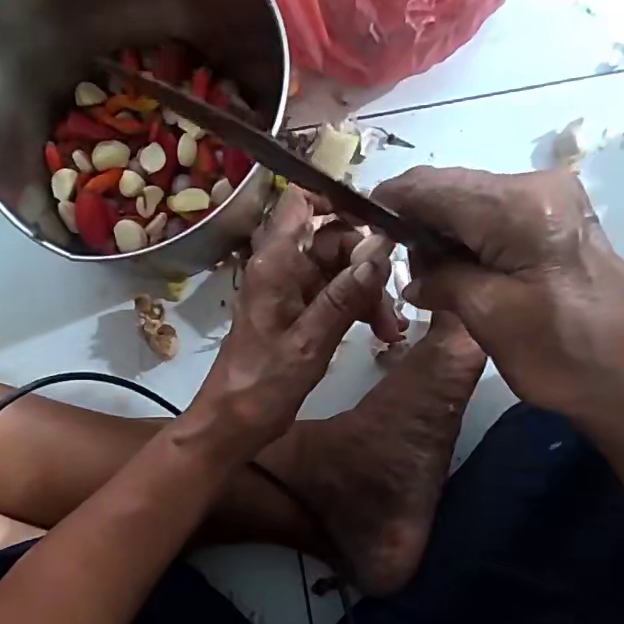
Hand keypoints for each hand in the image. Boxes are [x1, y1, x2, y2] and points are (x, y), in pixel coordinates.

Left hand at [191, 188, 393, 450]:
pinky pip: (331, 292)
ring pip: (335, 268)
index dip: (338, 200)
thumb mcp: (310, 341)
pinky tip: (378, 332)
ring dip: (365, 291)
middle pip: (329, 238)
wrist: (231, 423)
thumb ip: (345, 294)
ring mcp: (286, 288)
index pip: (301, 202)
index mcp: (274, 263)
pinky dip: (355, 306)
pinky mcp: (293, 310)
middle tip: (391, 301)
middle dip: (365, 263)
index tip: (378, 222)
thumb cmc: (263, 384)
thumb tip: (381, 248)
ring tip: (389, 328)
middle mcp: (278, 267)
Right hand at [371, 166, 623, 418]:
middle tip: (391, 263)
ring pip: (467, 201)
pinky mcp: (555, 220)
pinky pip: (490, 216)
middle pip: (451, 188)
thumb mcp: (486, 317)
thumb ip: (440, 278)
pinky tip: (453, 269)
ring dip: (438, 232)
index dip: (390, 202)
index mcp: (520, 206)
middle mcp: (537, 186)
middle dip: (414, 221)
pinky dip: (464, 237)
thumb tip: (411, 274)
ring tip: (424, 276)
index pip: (433, 187)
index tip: (358, 226)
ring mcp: (551, 200)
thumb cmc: (563, 354)